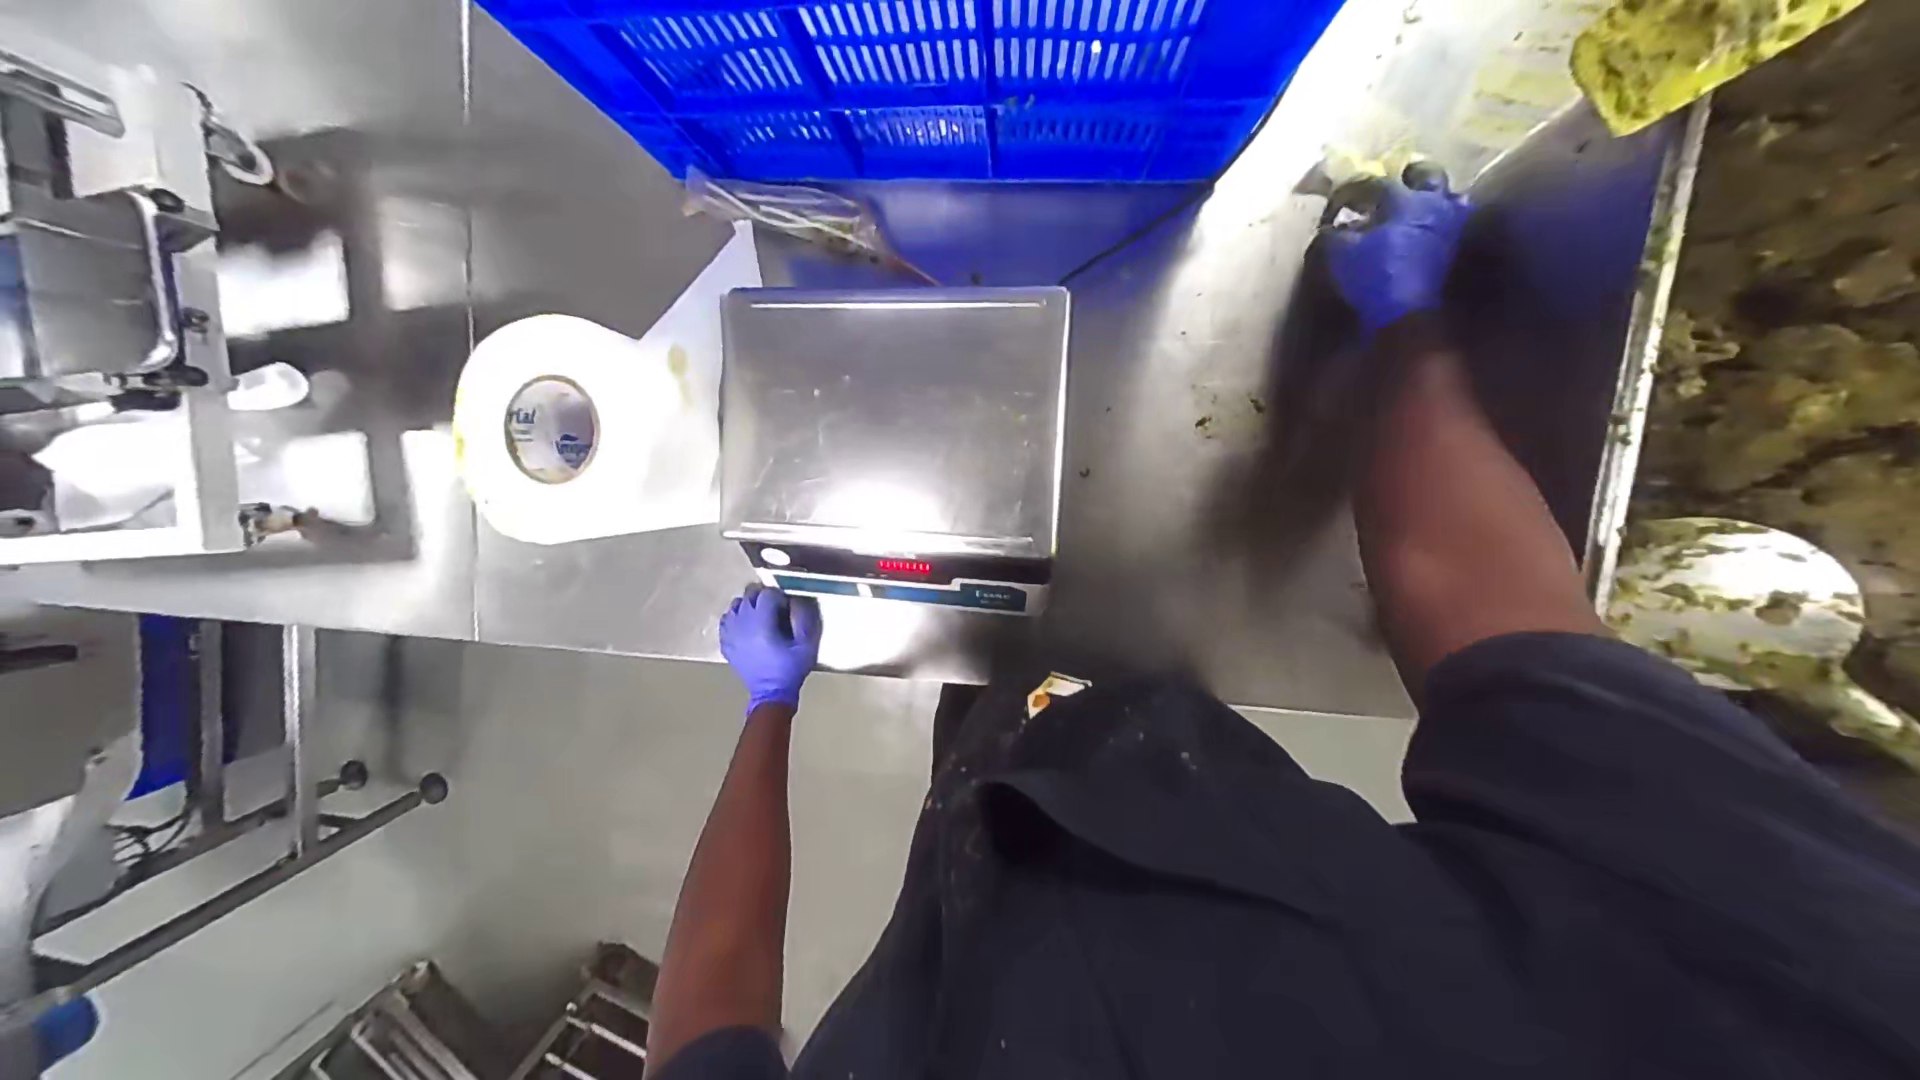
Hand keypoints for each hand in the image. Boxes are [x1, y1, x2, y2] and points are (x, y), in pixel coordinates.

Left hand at [719, 585, 821, 715]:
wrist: (771, 694)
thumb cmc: (791, 668)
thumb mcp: (807, 644)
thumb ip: (803, 617)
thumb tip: (795, 600)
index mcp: (761, 622)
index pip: (767, 593)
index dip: (780, 596)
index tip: (787, 607)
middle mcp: (742, 623)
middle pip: (749, 595)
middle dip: (764, 597)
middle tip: (776, 609)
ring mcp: (730, 633)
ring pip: (736, 605)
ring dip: (749, 606)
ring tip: (761, 617)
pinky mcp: (726, 643)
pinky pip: (726, 620)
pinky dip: (736, 618)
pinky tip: (747, 627)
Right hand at [1324, 179, 1472, 333]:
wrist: (1404, 311)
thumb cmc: (1371, 276)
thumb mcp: (1339, 254)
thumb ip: (1333, 234)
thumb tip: (1331, 227)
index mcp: (1401, 199)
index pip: (1375, 182)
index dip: (1352, 189)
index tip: (1337, 202)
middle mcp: (1432, 202)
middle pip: (1425, 173)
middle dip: (1406, 175)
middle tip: (1390, 186)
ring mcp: (1449, 222)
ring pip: (1446, 193)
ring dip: (1429, 195)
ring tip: (1413, 205)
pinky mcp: (1454, 245)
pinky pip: (1452, 219)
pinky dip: (1438, 217)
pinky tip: (1424, 228)